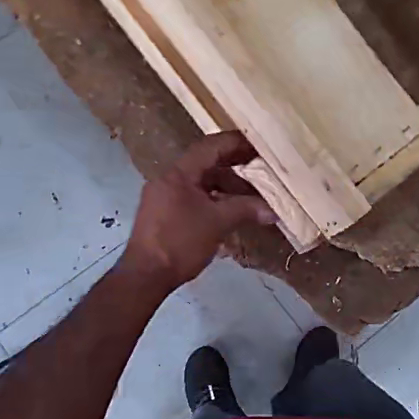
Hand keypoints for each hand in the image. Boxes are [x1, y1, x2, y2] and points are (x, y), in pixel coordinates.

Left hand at [118, 132, 277, 292]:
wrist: (145, 275)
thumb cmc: (180, 242)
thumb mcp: (217, 223)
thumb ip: (245, 210)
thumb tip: (272, 210)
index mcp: (178, 174)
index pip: (210, 147)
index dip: (236, 143)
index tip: (259, 145)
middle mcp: (169, 179)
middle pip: (205, 164)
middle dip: (235, 166)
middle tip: (261, 168)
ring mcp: (164, 197)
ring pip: (200, 183)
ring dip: (226, 187)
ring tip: (252, 196)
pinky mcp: (164, 214)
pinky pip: (194, 198)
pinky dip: (214, 200)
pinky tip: (231, 212)